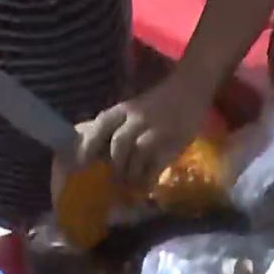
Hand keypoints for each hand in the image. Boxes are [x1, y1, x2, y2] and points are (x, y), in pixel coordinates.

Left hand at [76, 71, 212, 186]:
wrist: (191, 87)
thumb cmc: (158, 103)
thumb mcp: (133, 110)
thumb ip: (114, 126)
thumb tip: (87, 144)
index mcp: (125, 109)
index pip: (102, 124)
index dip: (89, 144)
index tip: (81, 163)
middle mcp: (138, 117)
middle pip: (118, 144)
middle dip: (115, 165)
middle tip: (114, 179)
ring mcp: (156, 129)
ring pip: (137, 155)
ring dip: (131, 173)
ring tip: (130, 182)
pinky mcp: (172, 142)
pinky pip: (155, 166)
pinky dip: (147, 180)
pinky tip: (145, 186)